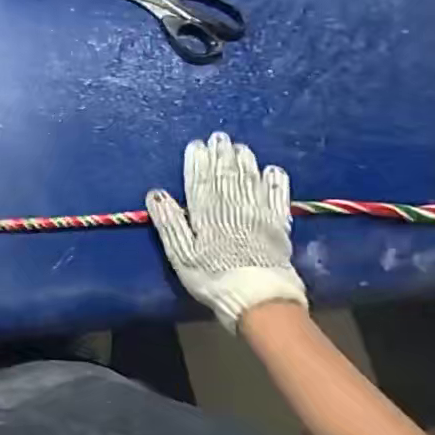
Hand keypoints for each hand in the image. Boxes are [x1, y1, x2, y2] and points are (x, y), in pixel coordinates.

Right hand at [147, 132, 306, 330]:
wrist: (257, 297)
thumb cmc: (211, 277)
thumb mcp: (180, 254)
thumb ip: (169, 222)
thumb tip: (155, 193)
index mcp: (205, 215)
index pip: (200, 182)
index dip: (197, 162)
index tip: (196, 145)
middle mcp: (233, 209)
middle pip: (226, 177)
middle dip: (222, 156)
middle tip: (220, 137)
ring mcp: (258, 215)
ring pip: (250, 182)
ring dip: (245, 163)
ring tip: (240, 147)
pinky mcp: (279, 226)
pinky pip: (277, 198)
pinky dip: (275, 183)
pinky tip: (272, 170)